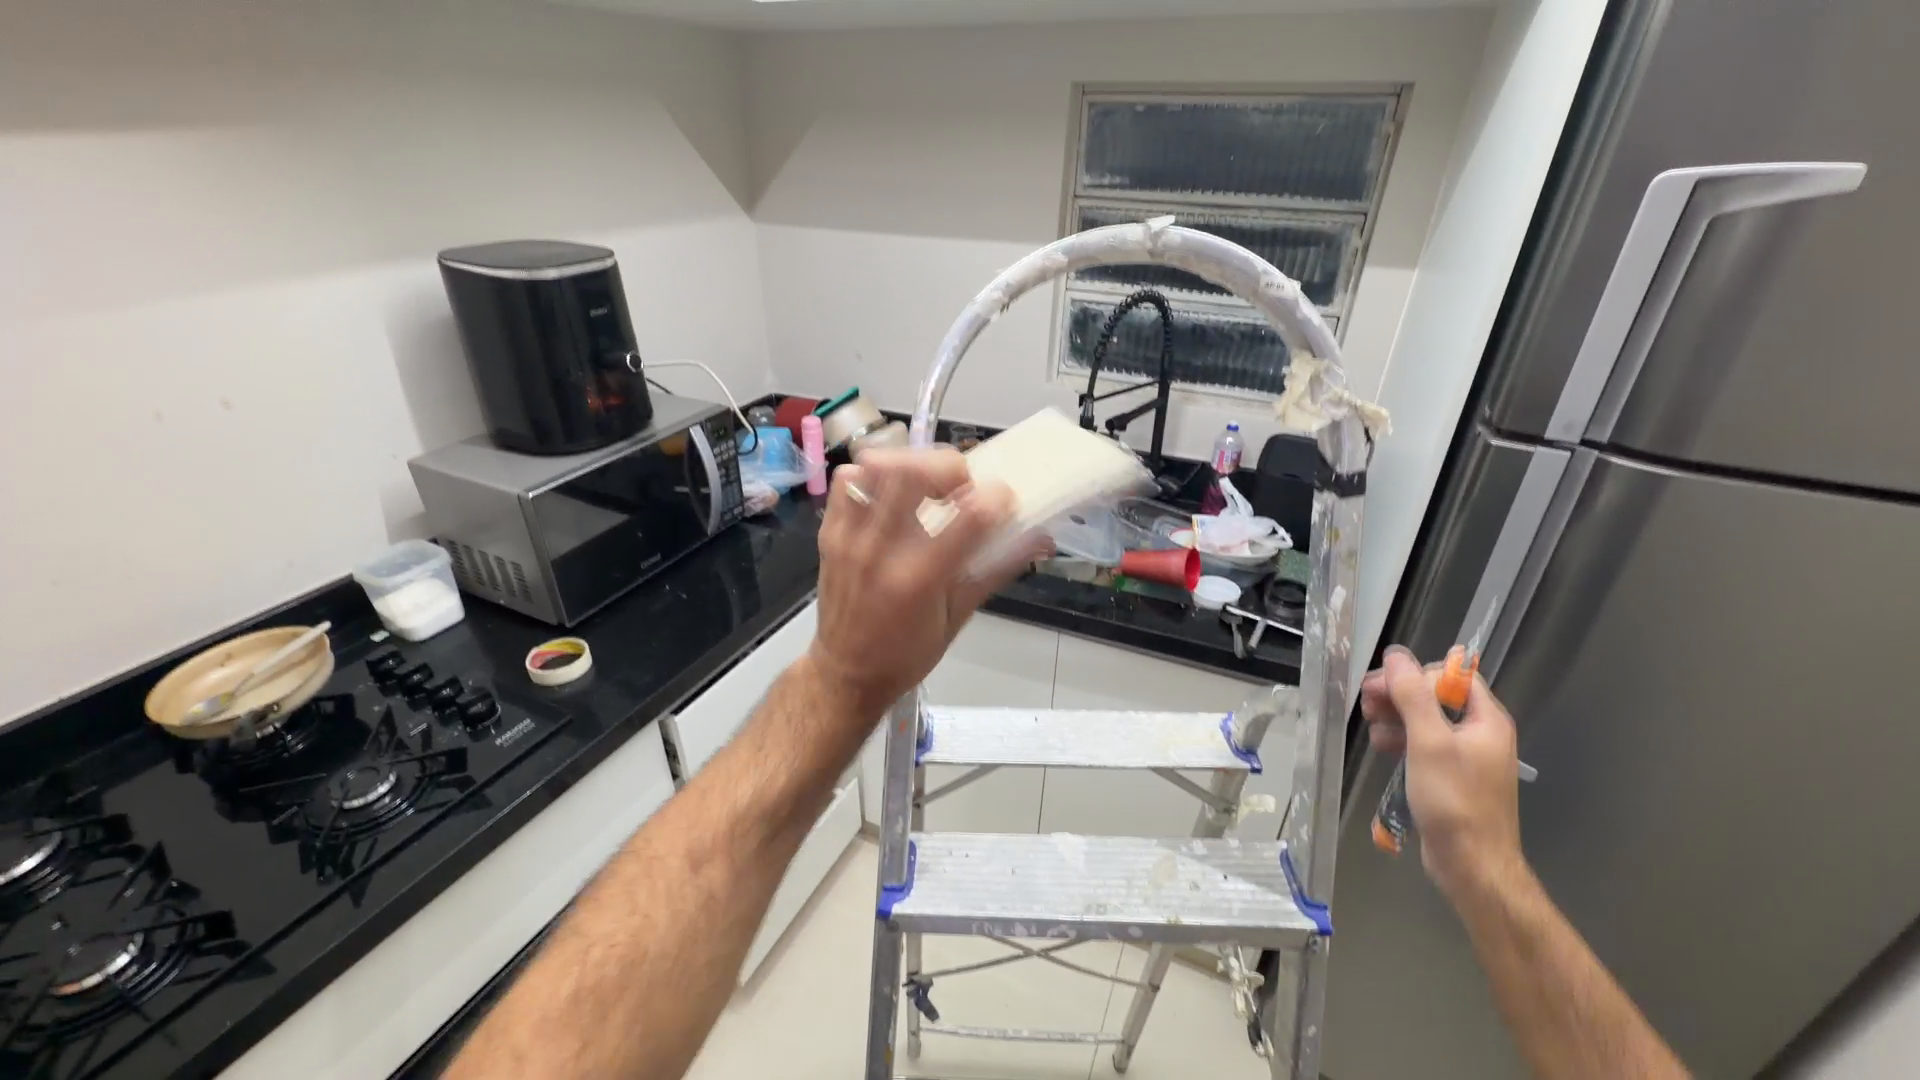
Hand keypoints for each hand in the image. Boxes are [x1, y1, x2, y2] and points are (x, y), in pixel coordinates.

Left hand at [805, 446, 1047, 725]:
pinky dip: (872, 476)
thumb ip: (997, 569)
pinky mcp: (830, 534)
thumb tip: (1041, 539)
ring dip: (911, 463)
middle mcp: (882, 551)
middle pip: (916, 471)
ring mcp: (851, 538)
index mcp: (921, 578)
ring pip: (879, 467)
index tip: (1003, 498)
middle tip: (960, 485)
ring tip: (925, 484)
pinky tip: (889, 493)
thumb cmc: (908, 653)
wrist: (846, 674)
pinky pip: (846, 481)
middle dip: (949, 466)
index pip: (970, 515)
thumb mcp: (959, 617)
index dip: (997, 496)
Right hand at [1361, 646, 1526, 901]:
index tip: (1381, 688)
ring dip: (1396, 717)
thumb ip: (1413, 696)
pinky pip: (1424, 745)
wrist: (1471, 864)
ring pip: (1426, 720)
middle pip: (1436, 696)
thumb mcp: (1429, 742)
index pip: (1452, 676)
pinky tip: (1383, 748)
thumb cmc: (1454, 800)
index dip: (1415, 676)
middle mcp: (1480, 733)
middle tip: (1367, 704)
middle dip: (1399, 696)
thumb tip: (1396, 656)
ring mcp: (1466, 756)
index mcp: (1487, 720)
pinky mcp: (1451, 776)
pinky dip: (1402, 741)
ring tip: (1372, 728)